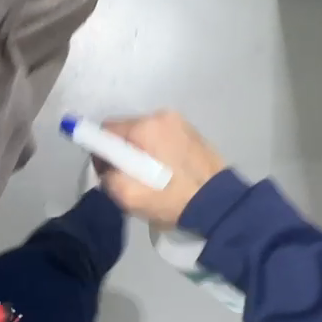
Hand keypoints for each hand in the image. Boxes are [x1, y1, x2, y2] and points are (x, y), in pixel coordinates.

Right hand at [98, 110, 228, 228]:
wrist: (220, 205)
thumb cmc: (174, 199)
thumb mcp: (131, 197)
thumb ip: (108, 177)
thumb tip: (108, 167)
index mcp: (146, 126)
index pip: (106, 130)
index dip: (101, 152)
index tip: (108, 172)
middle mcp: (162, 115)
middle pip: (126, 131)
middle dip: (122, 153)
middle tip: (131, 180)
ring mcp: (179, 122)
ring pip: (144, 135)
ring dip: (140, 153)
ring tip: (151, 179)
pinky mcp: (191, 132)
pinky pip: (161, 138)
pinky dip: (156, 152)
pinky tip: (165, 173)